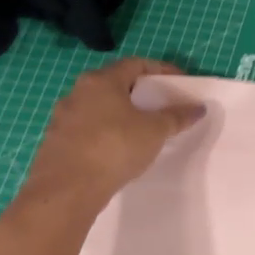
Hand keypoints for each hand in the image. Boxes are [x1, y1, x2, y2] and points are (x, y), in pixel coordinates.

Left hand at [19, 58, 205, 214]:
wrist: (66, 190)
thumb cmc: (115, 147)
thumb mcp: (156, 130)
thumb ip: (178, 116)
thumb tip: (198, 108)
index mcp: (101, 82)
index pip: (136, 64)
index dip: (162, 70)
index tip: (180, 83)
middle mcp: (77, 93)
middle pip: (115, 84)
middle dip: (141, 92)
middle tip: (163, 104)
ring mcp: (62, 118)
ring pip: (99, 107)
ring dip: (121, 113)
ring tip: (143, 128)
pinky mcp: (56, 141)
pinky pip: (88, 128)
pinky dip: (106, 130)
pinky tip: (120, 147)